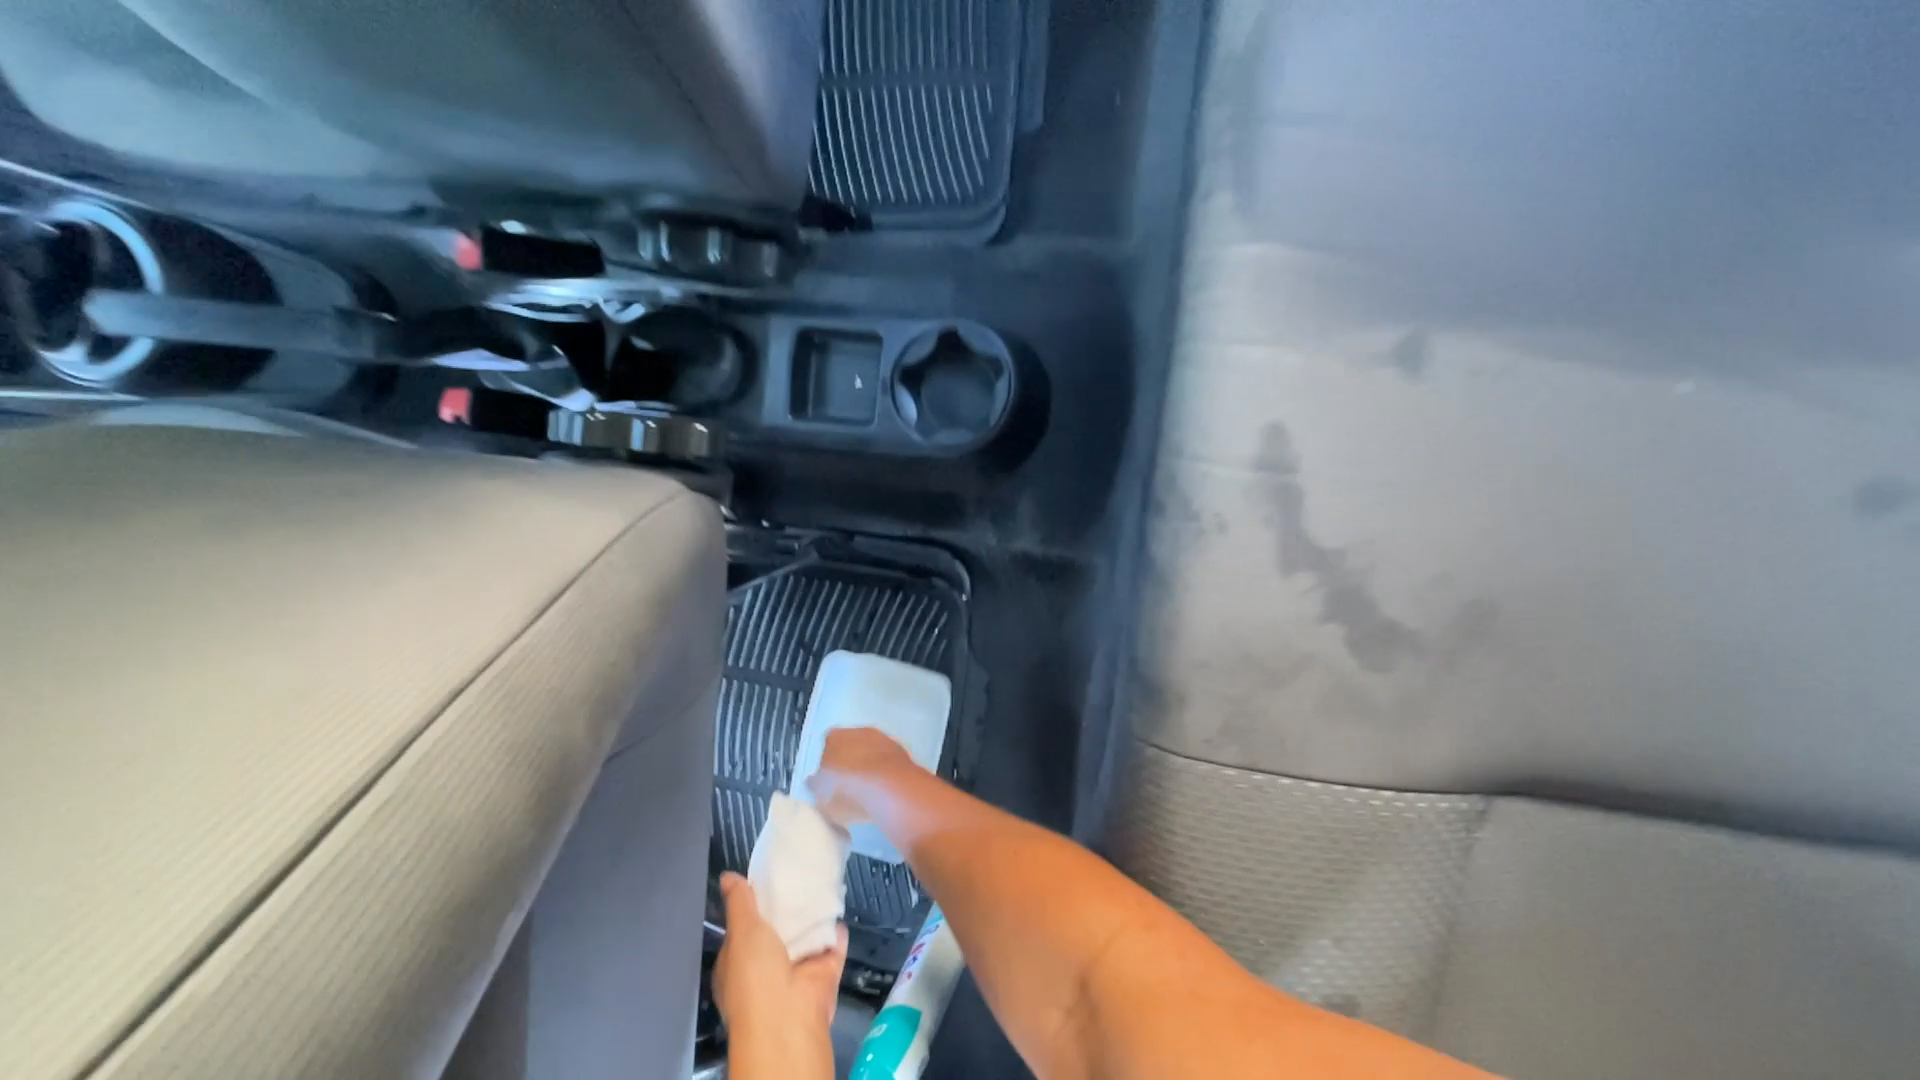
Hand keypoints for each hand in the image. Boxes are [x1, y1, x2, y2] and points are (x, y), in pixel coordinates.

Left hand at [712, 872, 845, 1078]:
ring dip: (812, 921)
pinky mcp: (823, 977)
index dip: (751, 909)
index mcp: (737, 965)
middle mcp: (764, 972)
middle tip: (796, 879)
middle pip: (776, 935)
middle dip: (785, 913)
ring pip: (805, 941)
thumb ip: (739, 902)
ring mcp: (795, 976)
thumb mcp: (741, 931)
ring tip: (819, 888)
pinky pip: (831, 950)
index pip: (742, 933)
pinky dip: (837, 933)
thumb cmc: (754, 975)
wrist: (788, 1017)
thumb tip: (728, 877)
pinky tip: (839, 912)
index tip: (764, 884)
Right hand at [807, 727, 919, 826]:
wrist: (890, 791)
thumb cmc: (846, 790)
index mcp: (834, 737)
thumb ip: (816, 785)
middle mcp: (860, 731)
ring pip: (872, 753)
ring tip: (868, 793)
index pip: (828, 743)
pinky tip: (885, 793)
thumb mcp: (820, 794)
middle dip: (850, 762)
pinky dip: (886, 775)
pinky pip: (889, 764)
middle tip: (848, 786)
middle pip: (852, 745)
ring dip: (870, 767)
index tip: (830, 780)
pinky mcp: (904, 754)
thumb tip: (815, 782)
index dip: (828, 762)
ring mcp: (885, 740)